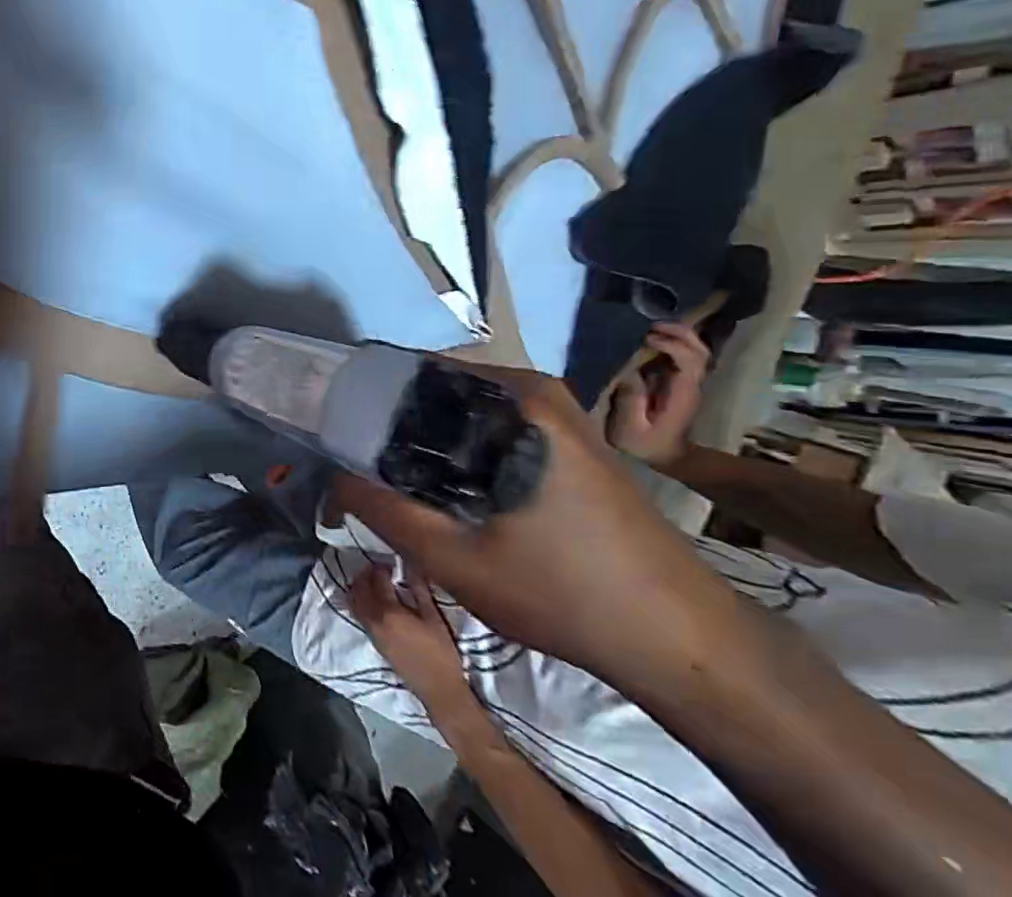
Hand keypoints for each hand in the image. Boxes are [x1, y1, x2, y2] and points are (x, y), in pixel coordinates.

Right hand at [328, 366, 744, 688]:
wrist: (677, 634)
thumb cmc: (563, 592)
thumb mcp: (456, 559)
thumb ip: (386, 510)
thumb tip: (335, 477)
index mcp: (514, 399)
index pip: (413, 376)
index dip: (367, 407)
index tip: (339, 440)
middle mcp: (538, 391)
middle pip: (439, 393)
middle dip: (395, 429)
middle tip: (363, 471)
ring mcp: (561, 414)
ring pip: (466, 413)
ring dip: (429, 443)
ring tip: (398, 485)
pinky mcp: (571, 440)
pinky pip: (495, 429)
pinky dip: (462, 453)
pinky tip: (450, 494)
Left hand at [349, 563, 473, 711]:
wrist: (437, 688)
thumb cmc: (440, 652)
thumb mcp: (433, 617)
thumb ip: (419, 590)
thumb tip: (410, 566)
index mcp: (389, 612)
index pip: (376, 580)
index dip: (381, 567)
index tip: (390, 562)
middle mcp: (374, 620)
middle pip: (359, 589)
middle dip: (365, 574)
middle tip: (377, 567)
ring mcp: (370, 632)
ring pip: (354, 603)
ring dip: (358, 588)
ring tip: (371, 580)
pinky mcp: (372, 641)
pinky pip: (358, 615)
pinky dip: (359, 602)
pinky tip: (371, 600)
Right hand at [606, 322, 709, 468]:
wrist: (665, 457)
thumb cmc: (645, 445)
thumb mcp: (630, 428)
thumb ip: (631, 399)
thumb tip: (629, 370)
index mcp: (683, 394)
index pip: (690, 360)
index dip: (672, 345)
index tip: (647, 340)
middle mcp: (691, 384)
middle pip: (700, 350)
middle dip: (680, 333)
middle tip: (651, 325)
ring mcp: (688, 383)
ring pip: (697, 350)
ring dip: (679, 335)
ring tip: (651, 329)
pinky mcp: (679, 383)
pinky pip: (683, 356)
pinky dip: (672, 343)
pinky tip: (652, 341)